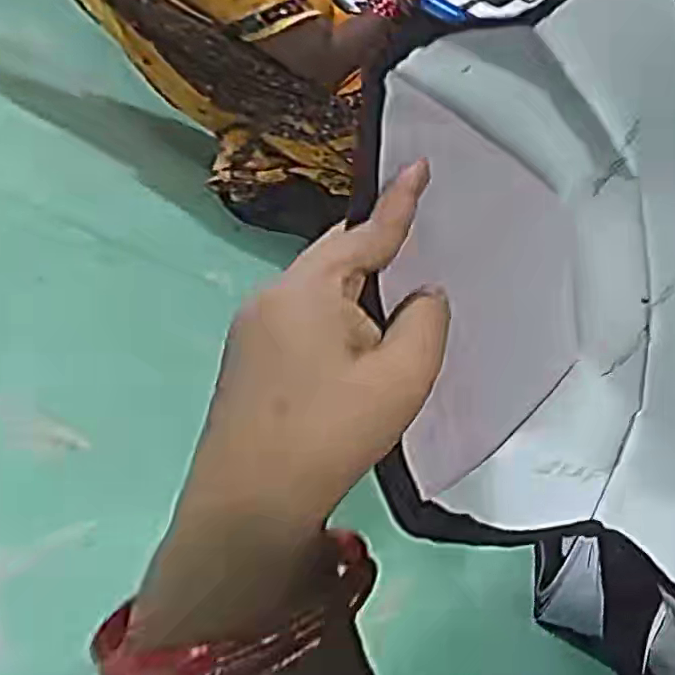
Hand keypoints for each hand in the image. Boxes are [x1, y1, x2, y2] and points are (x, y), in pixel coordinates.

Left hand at [181, 160, 448, 529]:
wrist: (246, 510)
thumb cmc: (333, 431)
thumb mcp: (406, 371)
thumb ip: (428, 316)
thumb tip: (420, 295)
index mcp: (308, 292)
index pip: (366, 233)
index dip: (400, 200)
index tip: (419, 164)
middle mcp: (272, 298)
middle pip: (337, 252)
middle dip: (378, 240)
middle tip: (419, 234)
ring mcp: (253, 328)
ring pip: (322, 282)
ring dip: (362, 279)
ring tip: (400, 292)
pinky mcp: (251, 356)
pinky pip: (308, 308)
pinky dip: (344, 304)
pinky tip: (364, 330)